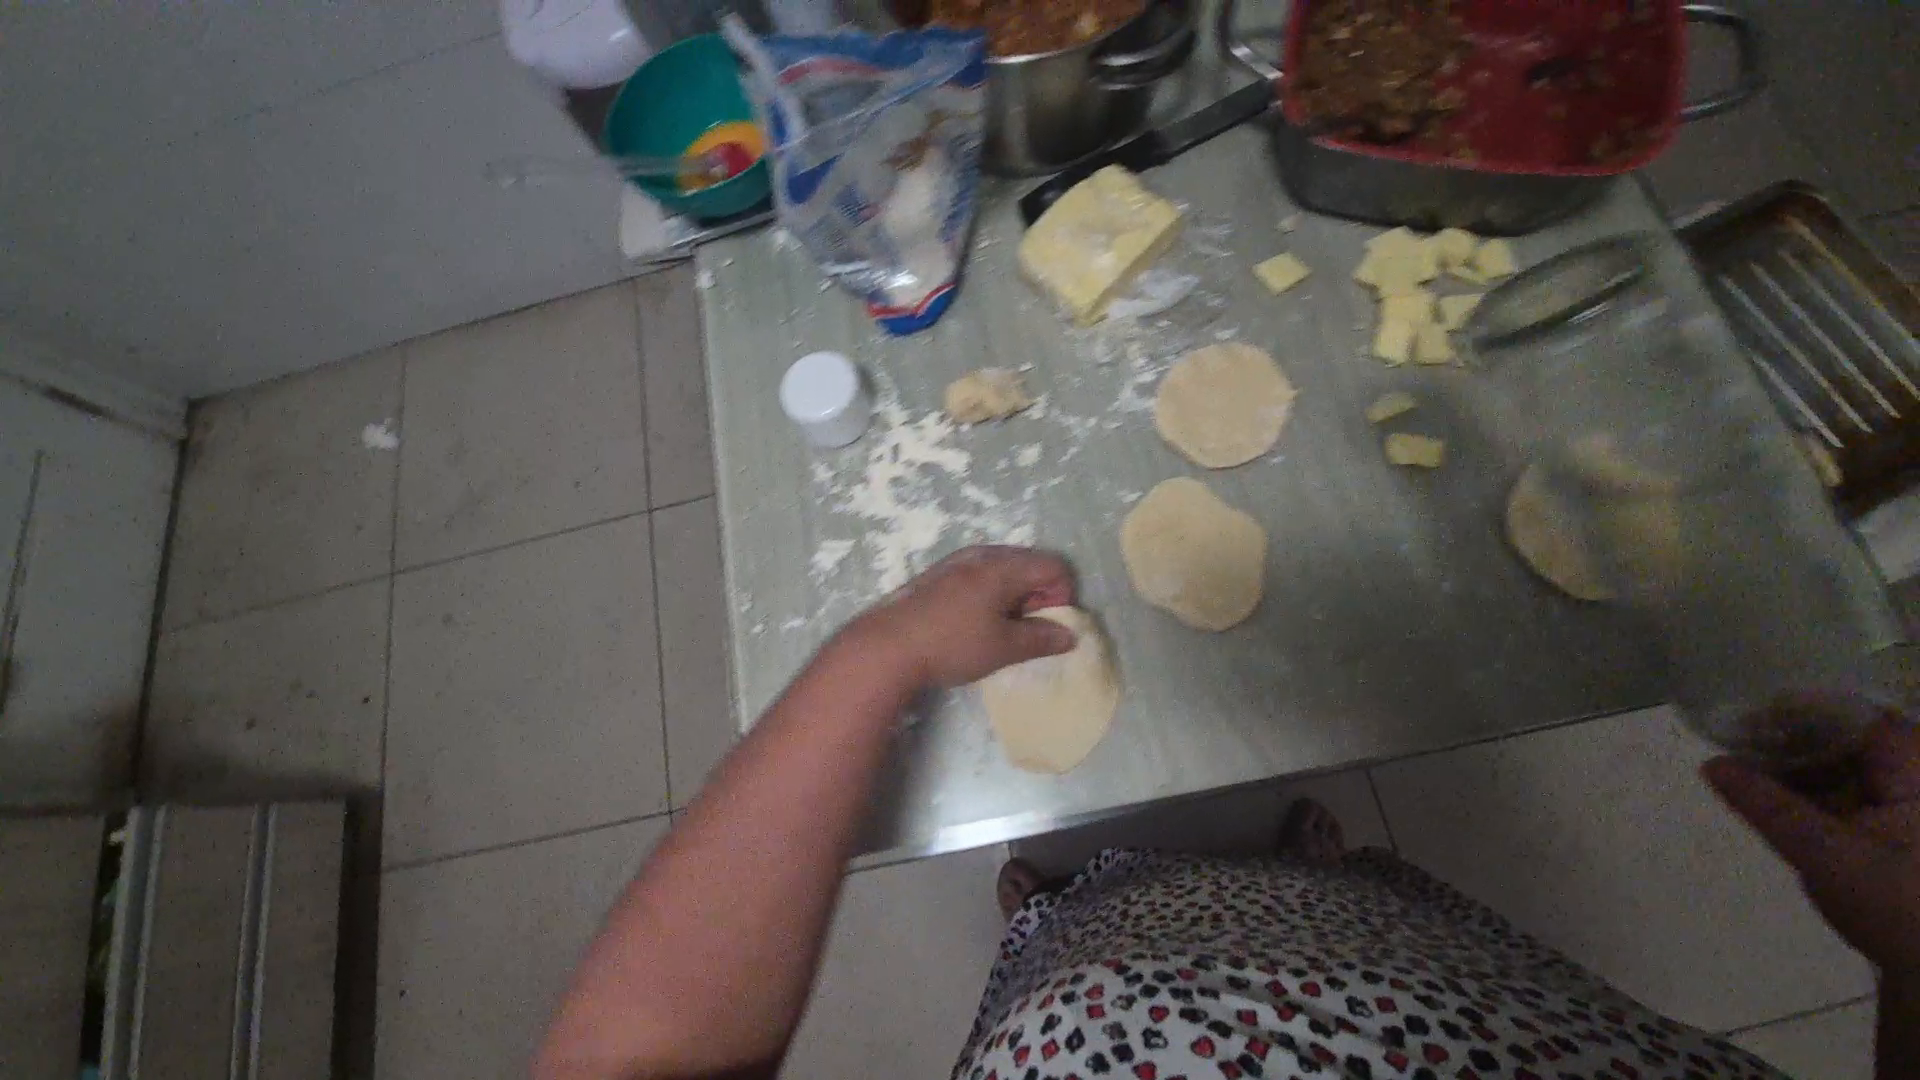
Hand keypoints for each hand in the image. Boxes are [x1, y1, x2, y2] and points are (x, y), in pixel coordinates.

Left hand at [844, 546, 1077, 688]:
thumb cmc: (952, 645)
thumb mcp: (1003, 648)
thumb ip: (1041, 639)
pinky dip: (989, 594)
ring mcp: (956, 561)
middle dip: (1038, 595)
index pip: (1054, 566)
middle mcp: (982, 555)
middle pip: (1029, 563)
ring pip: (1003, 569)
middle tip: (1024, 629)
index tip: (1045, 627)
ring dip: (1013, 595)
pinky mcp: (937, 574)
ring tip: (998, 629)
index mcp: (1003, 566)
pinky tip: (971, 623)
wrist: (887, 646)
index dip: (1062, 597)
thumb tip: (1069, 635)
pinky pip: (979, 575)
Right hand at [1703, 714, 1919, 980]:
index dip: (1808, 708)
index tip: (1749, 708)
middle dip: (1793, 736)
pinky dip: (1814, 791)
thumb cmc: (1902, 911)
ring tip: (1742, 764)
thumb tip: (1711, 763)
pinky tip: (1773, 796)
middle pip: (1857, 742)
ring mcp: (1914, 815)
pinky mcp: (1904, 839)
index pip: (1867, 721)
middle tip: (1733, 737)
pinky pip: (1855, 797)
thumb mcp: (1826, 855)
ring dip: (1799, 765)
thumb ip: (1767, 805)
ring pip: (1853, 770)